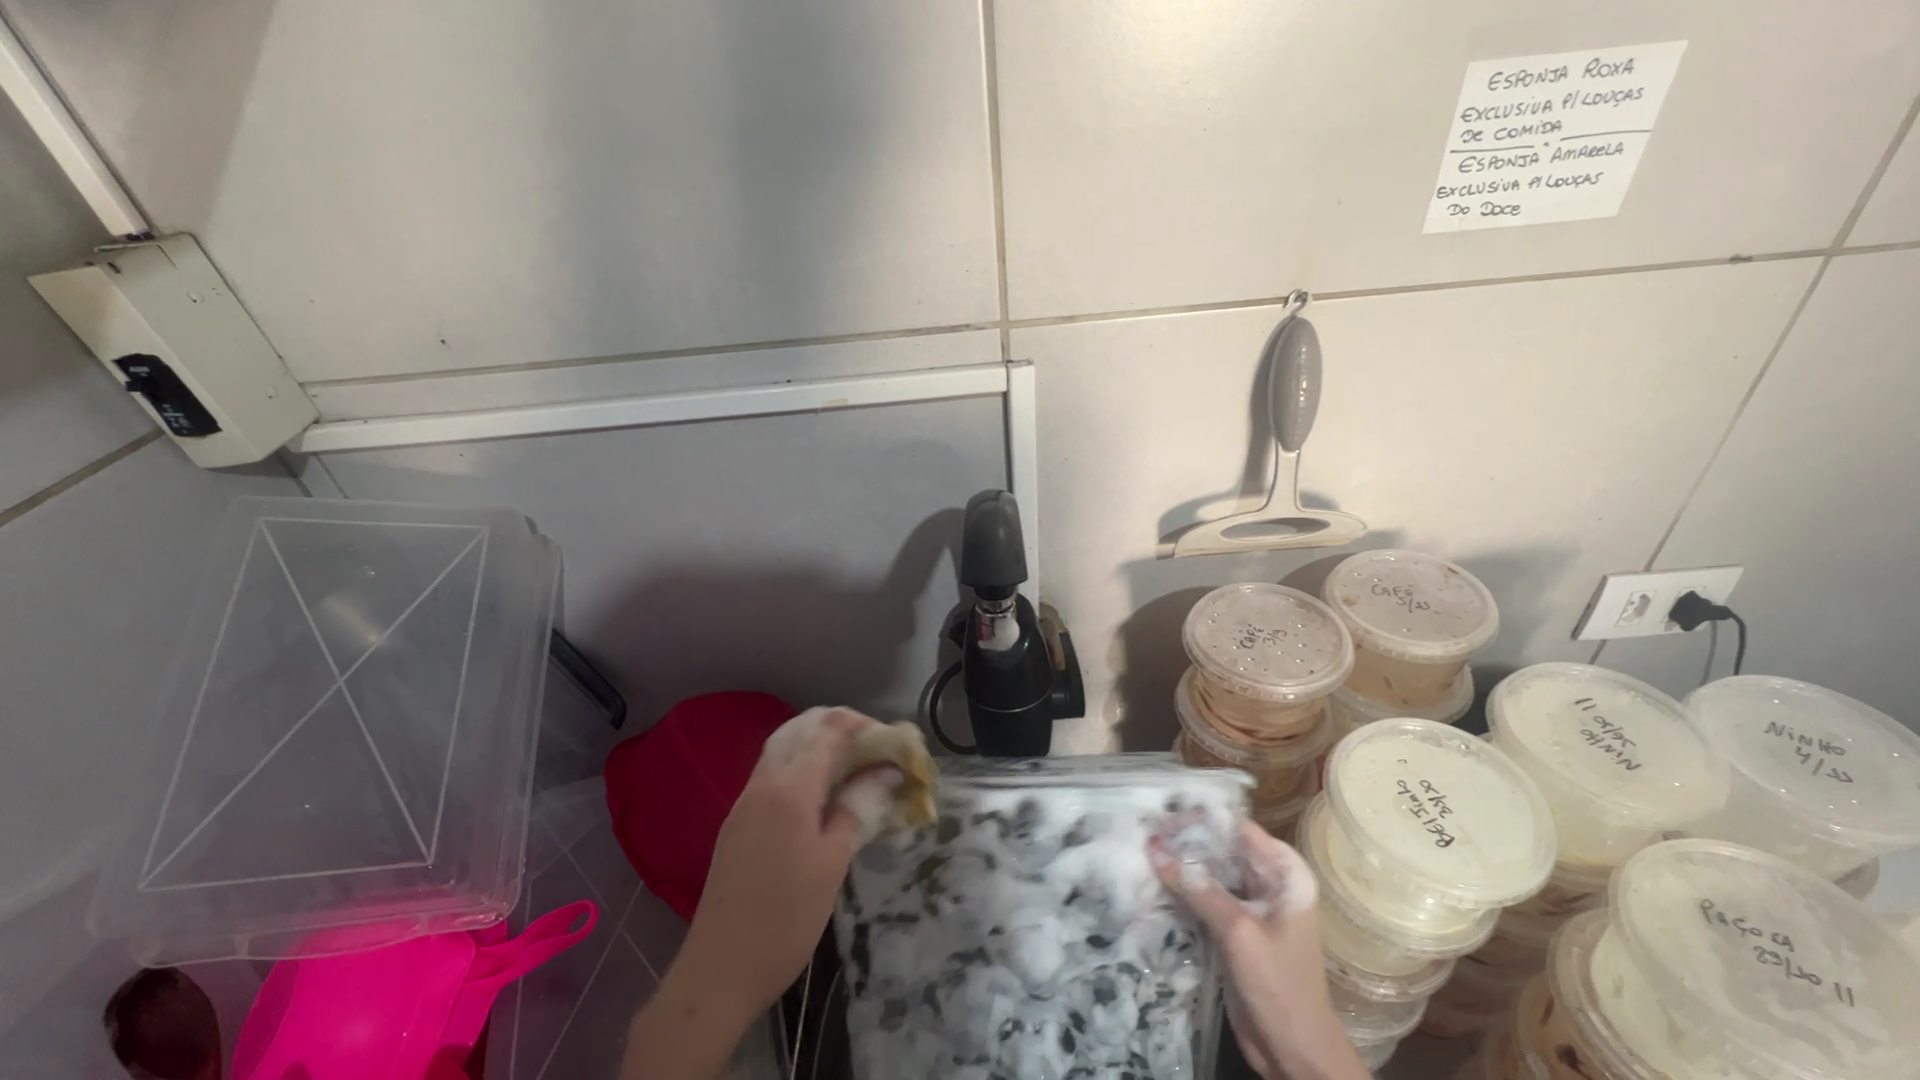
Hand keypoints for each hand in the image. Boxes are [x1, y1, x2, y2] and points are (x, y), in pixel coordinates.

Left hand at [626, 707, 902, 1079]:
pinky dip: (799, 768)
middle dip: (838, 728)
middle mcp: (762, 784)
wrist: (720, 968)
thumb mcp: (833, 863)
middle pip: (800, 730)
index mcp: (790, 789)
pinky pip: (770, 775)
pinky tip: (819, 795)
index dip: (861, 725)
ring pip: (781, 751)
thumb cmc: (787, 918)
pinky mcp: (736, 824)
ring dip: (816, 746)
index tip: (892, 740)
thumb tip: (884, 773)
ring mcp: (744, 803)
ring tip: (852, 768)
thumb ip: (856, 809)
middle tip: (873, 749)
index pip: (828, 731)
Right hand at [1150, 821, 1368, 1079]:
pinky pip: (1205, 900)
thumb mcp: (1237, 932)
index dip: (1200, 820)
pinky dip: (1182, 894)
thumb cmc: (1279, 986)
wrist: (1295, 1050)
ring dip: (1179, 869)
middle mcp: (1269, 883)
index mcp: (1285, 874)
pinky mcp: (1234, 931)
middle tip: (1141, 835)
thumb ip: (1197, 888)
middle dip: (1184, 843)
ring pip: (1210, 875)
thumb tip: (1154, 848)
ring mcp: (1251, 908)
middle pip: (1221, 849)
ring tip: (1139, 856)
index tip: (1159, 818)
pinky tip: (1151, 887)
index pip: (1237, 828)